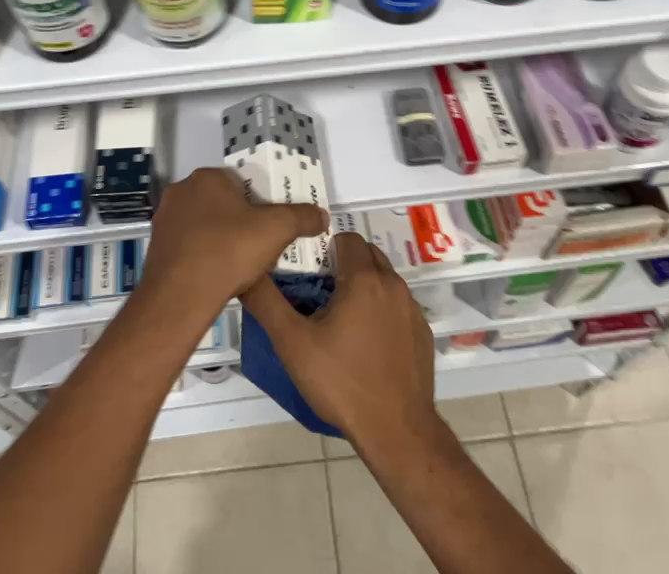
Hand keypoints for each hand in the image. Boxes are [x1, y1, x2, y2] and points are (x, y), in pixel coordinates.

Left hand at [138, 167, 327, 315]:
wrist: (180, 296)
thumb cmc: (229, 251)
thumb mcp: (277, 230)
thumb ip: (302, 218)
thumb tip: (322, 215)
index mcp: (206, 178)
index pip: (239, 181)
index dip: (258, 201)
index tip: (270, 223)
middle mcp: (180, 192)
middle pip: (220, 202)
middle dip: (239, 220)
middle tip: (259, 244)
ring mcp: (164, 221)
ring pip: (202, 225)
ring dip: (220, 239)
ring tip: (240, 264)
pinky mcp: (155, 248)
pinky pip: (188, 247)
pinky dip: (203, 257)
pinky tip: (217, 276)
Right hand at [240, 232, 437, 446]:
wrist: (395, 429)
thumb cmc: (341, 382)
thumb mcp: (293, 343)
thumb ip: (267, 302)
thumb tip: (246, 274)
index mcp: (364, 280)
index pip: (346, 238)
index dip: (324, 248)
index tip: (307, 272)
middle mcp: (394, 286)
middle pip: (368, 255)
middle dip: (343, 264)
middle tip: (318, 293)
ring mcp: (412, 310)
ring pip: (384, 280)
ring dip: (363, 287)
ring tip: (339, 319)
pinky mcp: (422, 334)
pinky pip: (398, 307)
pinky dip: (381, 312)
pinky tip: (365, 344)